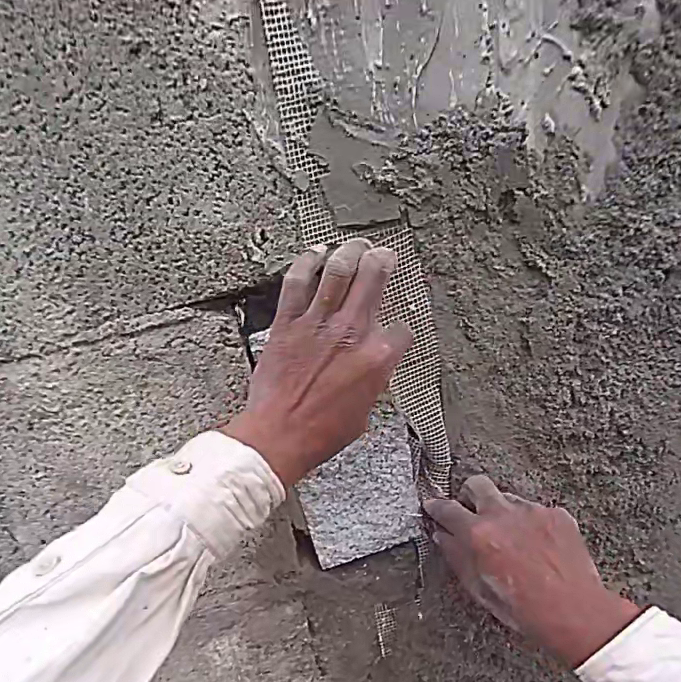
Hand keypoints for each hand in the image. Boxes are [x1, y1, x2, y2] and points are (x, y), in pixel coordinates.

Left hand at [224, 238, 408, 487]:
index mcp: (376, 359)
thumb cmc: (319, 433)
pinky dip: (307, 262)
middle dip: (382, 259)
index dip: (400, 330)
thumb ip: (371, 382)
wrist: (279, 436)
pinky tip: (314, 254)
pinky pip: (297, 282)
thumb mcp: (362, 413)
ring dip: (350, 250)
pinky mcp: (287, 324)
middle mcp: (350, 333)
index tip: (394, 330)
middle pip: (374, 277)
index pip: (401, 329)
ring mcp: (317, 324)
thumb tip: (372, 372)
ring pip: (338, 269)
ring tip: (355, 245)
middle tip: (383, 254)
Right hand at [424, 475, 642, 665]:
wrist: (572, 611)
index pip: (448, 509)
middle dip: (469, 495)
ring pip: (507, 498)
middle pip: (477, 485)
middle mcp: (504, 514)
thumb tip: (443, 537)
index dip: (436, 507)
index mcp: (478, 534)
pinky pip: (535, 510)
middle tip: (470, 512)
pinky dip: (530, 523)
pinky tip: (535, 546)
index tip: (433, 507)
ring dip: (502, 511)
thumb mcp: (478, 588)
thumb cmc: (524, 608)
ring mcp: (533, 511)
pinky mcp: (557, 515)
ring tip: (509, 539)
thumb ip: (457, 557)